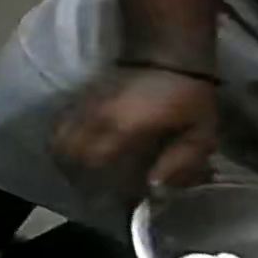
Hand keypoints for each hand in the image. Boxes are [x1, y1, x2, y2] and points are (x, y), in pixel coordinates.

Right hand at [52, 67, 217, 188]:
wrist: (163, 60)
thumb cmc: (187, 98)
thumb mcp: (200, 133)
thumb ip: (179, 162)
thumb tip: (155, 188)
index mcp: (123, 129)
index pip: (96, 162)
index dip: (101, 182)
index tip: (113, 196)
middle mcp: (94, 121)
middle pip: (68, 154)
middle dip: (76, 174)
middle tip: (91, 189)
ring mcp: (81, 111)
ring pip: (57, 141)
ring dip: (64, 160)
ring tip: (78, 173)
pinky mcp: (76, 105)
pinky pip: (58, 130)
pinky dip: (61, 144)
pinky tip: (73, 152)